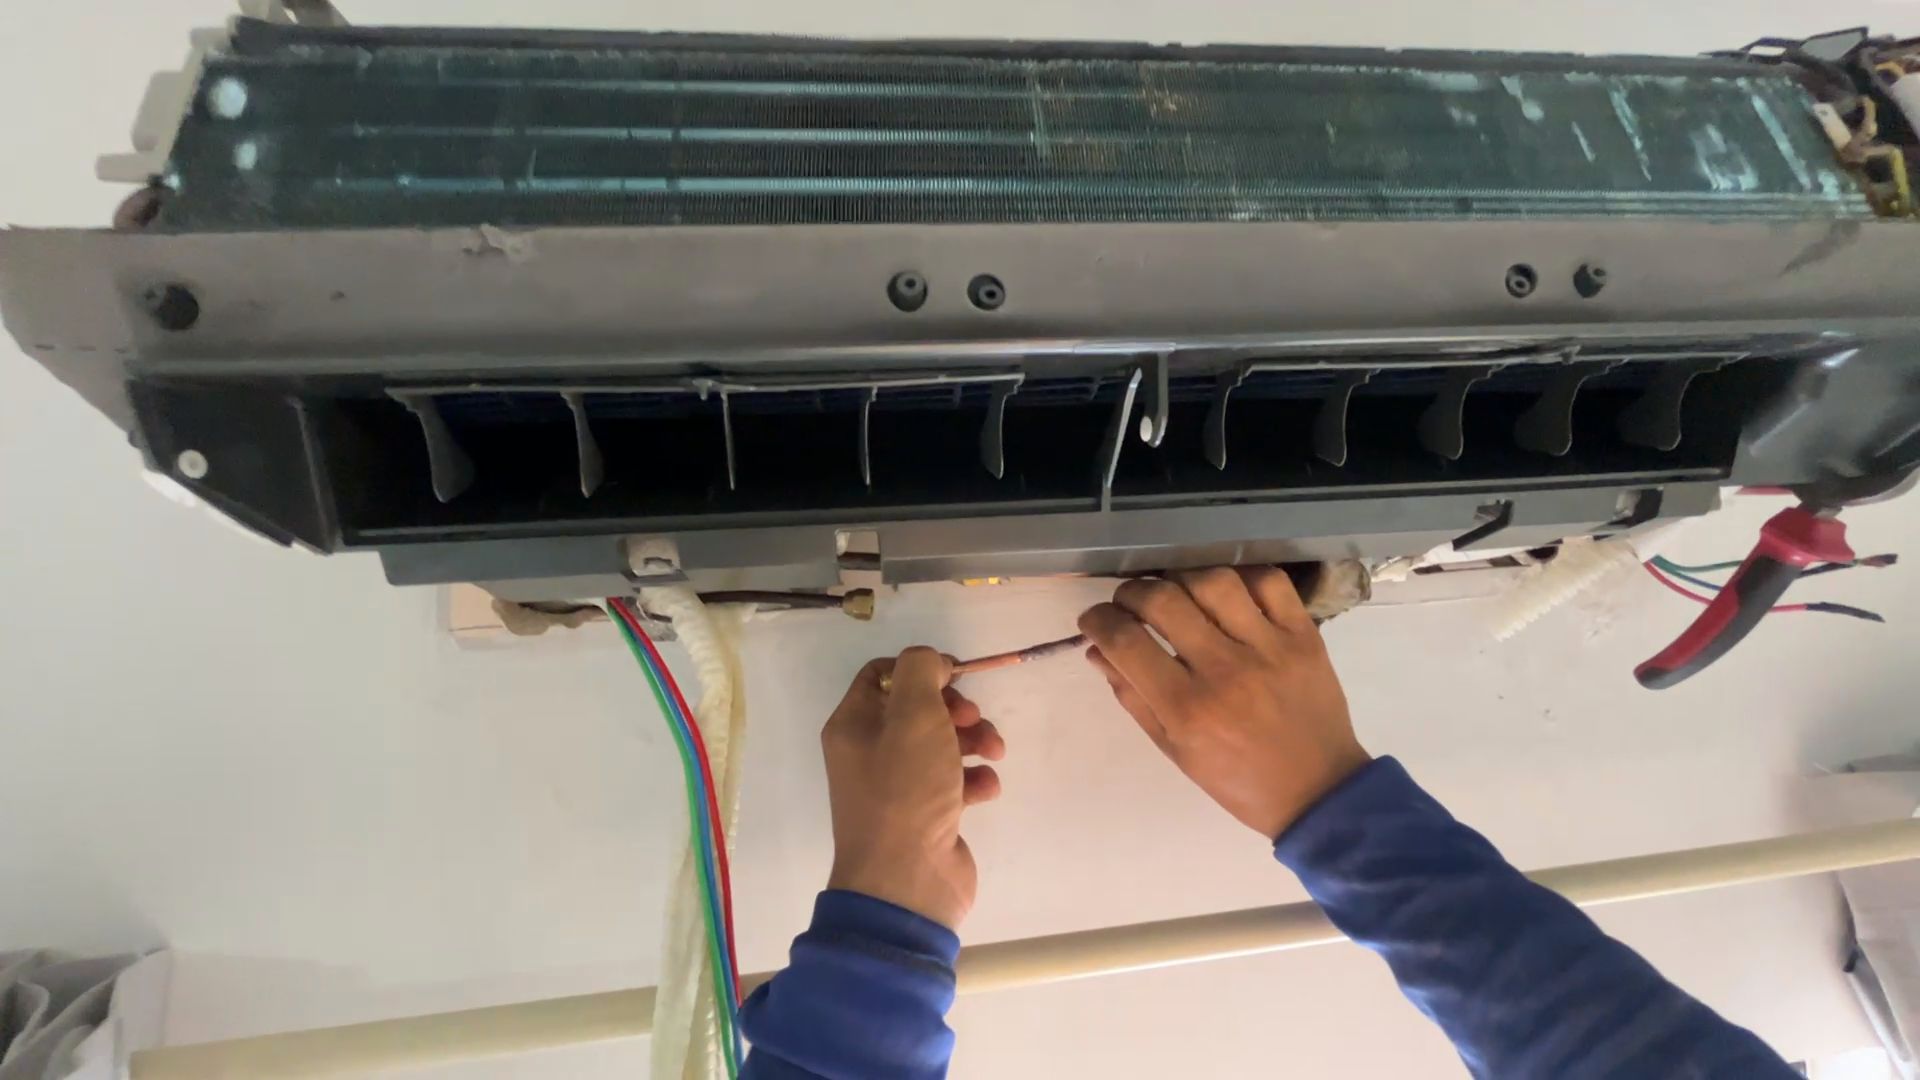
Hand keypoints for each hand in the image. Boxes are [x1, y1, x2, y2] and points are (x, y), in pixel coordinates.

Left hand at [821, 647, 1006, 928]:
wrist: (908, 884)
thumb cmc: (905, 790)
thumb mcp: (914, 715)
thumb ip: (922, 671)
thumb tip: (934, 664)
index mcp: (854, 724)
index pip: (883, 674)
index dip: (922, 667)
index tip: (956, 674)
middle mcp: (871, 751)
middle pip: (918, 708)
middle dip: (955, 707)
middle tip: (973, 719)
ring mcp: (899, 786)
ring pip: (942, 742)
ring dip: (974, 740)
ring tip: (994, 754)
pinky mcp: (926, 814)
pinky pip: (954, 781)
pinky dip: (975, 779)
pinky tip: (986, 790)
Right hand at [1078, 567, 1370, 838]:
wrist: (1318, 790)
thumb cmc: (1235, 777)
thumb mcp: (1172, 748)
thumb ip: (1131, 696)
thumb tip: (1097, 650)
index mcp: (1187, 708)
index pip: (1125, 641)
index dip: (1097, 620)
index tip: (1094, 620)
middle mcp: (1225, 670)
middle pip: (1162, 600)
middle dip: (1130, 593)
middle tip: (1128, 603)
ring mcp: (1269, 648)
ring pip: (1212, 581)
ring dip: (1180, 578)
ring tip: (1175, 592)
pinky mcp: (1304, 635)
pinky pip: (1268, 581)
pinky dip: (1240, 575)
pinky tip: (1225, 592)